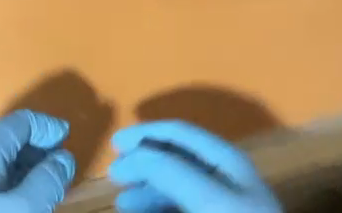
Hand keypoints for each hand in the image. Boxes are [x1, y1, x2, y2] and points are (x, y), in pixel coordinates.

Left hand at [0, 110, 77, 212]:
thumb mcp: (22, 209)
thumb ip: (46, 182)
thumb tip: (64, 157)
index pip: (20, 121)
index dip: (47, 126)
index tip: (69, 137)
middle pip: (7, 139)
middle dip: (36, 149)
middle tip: (60, 166)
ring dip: (22, 168)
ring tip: (43, 186)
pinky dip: (6, 183)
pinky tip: (15, 202)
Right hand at [106, 121, 279, 212]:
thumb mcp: (209, 200)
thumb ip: (172, 172)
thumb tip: (134, 155)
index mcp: (227, 162)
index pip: (178, 136)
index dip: (144, 138)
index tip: (114, 149)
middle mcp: (227, 178)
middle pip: (176, 157)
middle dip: (143, 164)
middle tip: (114, 174)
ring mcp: (227, 204)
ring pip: (180, 186)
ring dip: (150, 191)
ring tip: (124, 204)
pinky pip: (187, 205)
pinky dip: (164, 207)